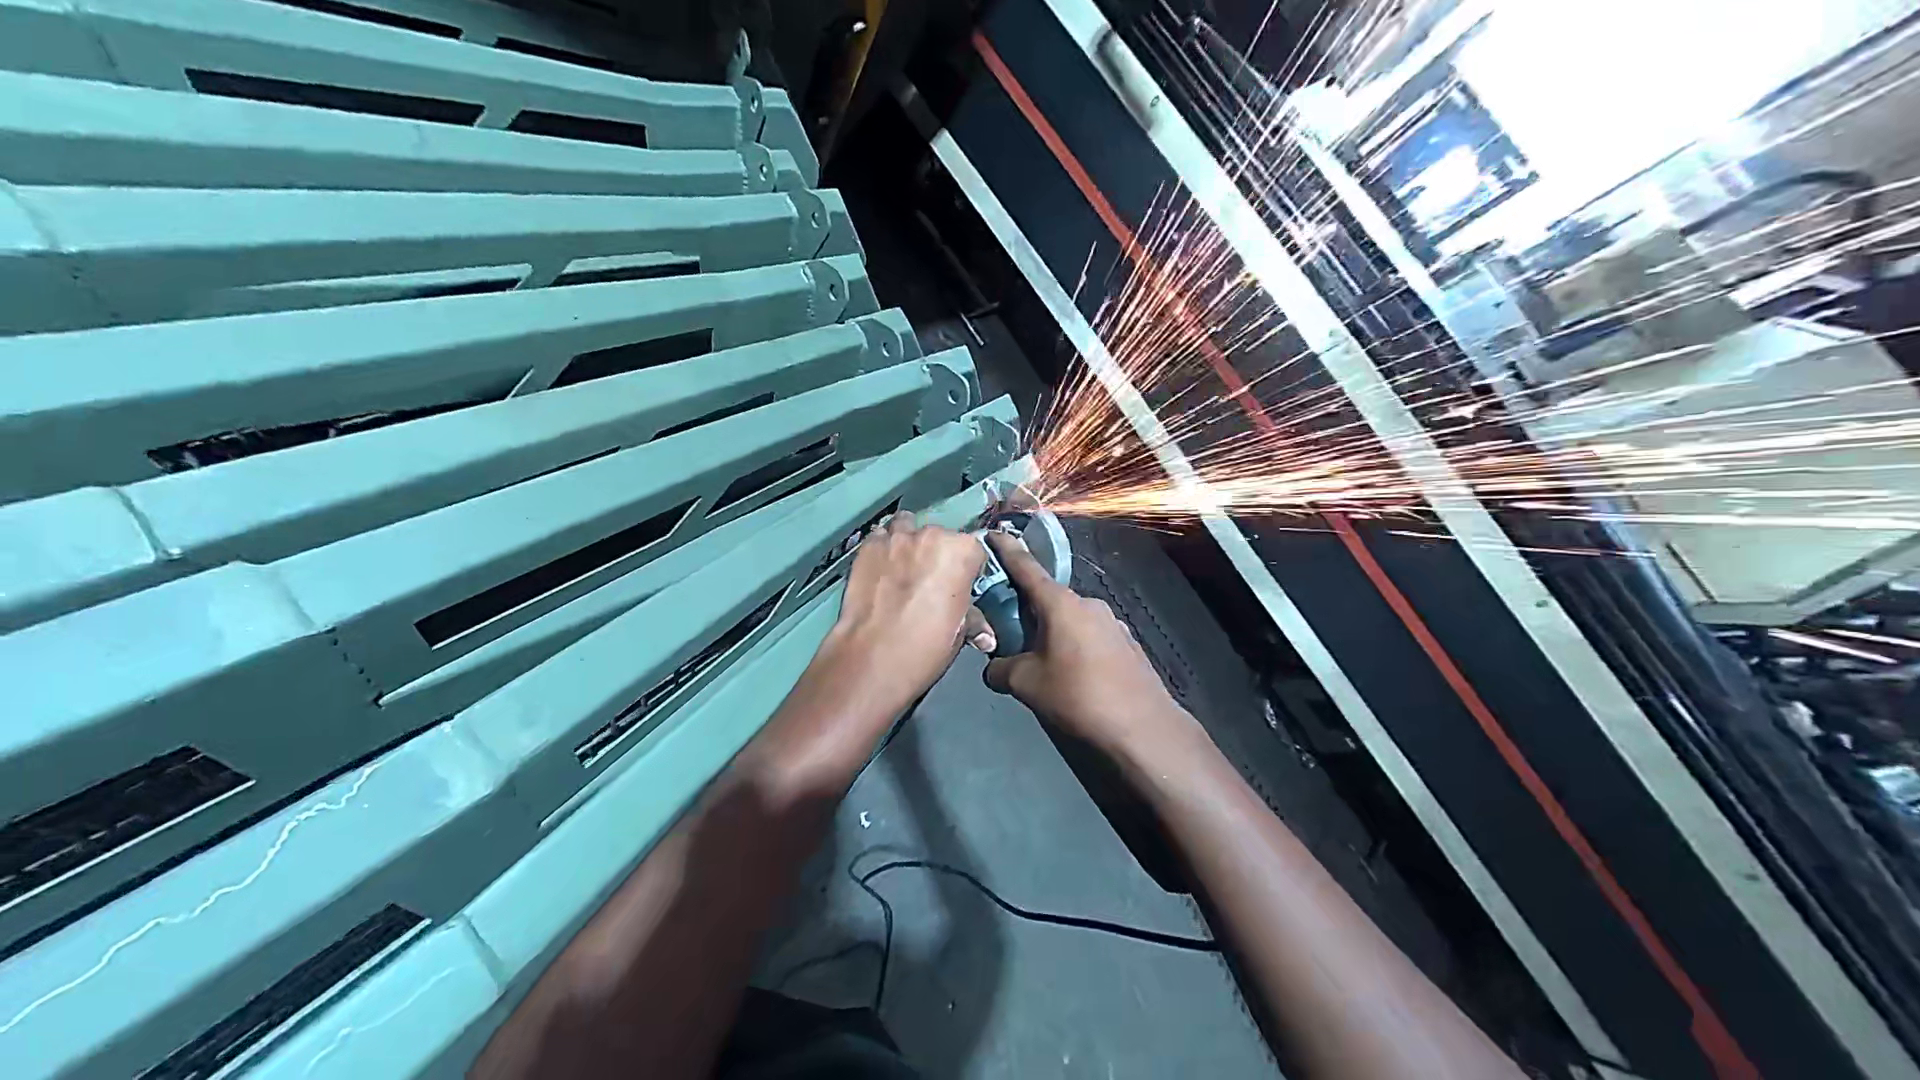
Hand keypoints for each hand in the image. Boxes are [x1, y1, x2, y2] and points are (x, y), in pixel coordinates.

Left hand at [812, 512, 990, 716]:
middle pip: (939, 537)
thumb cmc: (925, 646)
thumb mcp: (959, 632)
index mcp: (962, 551)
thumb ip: (972, 618)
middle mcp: (931, 535)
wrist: (872, 656)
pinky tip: (881, 569)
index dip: (967, 569)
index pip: (973, 550)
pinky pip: (880, 538)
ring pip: (906, 528)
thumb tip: (985, 636)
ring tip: (904, 568)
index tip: (960, 586)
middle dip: (936, 555)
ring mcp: (896, 538)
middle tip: (929, 583)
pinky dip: (883, 548)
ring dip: (908, 543)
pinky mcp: (867, 547)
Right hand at [980, 532, 1194, 761]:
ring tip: (1039, 662)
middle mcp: (1088, 603)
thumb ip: (1001, 669)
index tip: (993, 534)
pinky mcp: (1126, 642)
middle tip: (1006, 631)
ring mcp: (1111, 621)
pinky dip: (1073, 644)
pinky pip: (1089, 634)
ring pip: (1069, 618)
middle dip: (1026, 609)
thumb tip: (994, 668)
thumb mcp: (1025, 684)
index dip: (1007, 550)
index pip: (1027, 567)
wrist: (1142, 726)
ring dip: (1051, 631)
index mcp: (1060, 603)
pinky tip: (1071, 674)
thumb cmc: (1078, 695)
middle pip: (1047, 598)